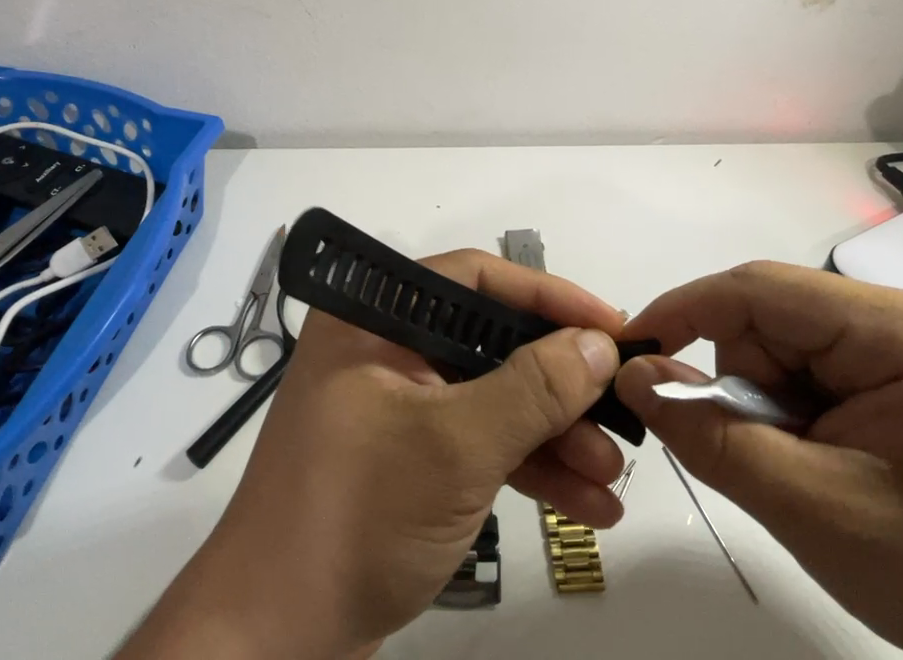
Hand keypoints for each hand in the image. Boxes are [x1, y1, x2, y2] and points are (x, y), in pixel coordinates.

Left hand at [117, 250, 627, 659]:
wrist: (279, 634)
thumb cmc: (359, 515)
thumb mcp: (456, 445)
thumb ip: (533, 389)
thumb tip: (598, 343)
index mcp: (374, 320)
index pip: (473, 278)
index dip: (547, 297)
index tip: (612, 327)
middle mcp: (383, 353)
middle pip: (490, 344)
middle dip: (560, 385)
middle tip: (622, 409)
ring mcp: (394, 410)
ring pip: (491, 401)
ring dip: (554, 435)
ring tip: (612, 473)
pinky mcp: (406, 462)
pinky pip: (478, 446)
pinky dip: (528, 469)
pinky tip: (586, 504)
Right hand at [614, 261, 902, 659]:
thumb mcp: (813, 509)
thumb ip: (712, 436)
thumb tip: (632, 375)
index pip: (761, 289)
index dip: (683, 311)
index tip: (626, 355)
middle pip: (768, 319)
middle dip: (742, 386)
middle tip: (770, 461)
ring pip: (779, 346)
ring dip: (765, 407)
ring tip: (806, 472)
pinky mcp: (900, 374)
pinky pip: (806, 371)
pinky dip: (788, 416)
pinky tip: (820, 462)